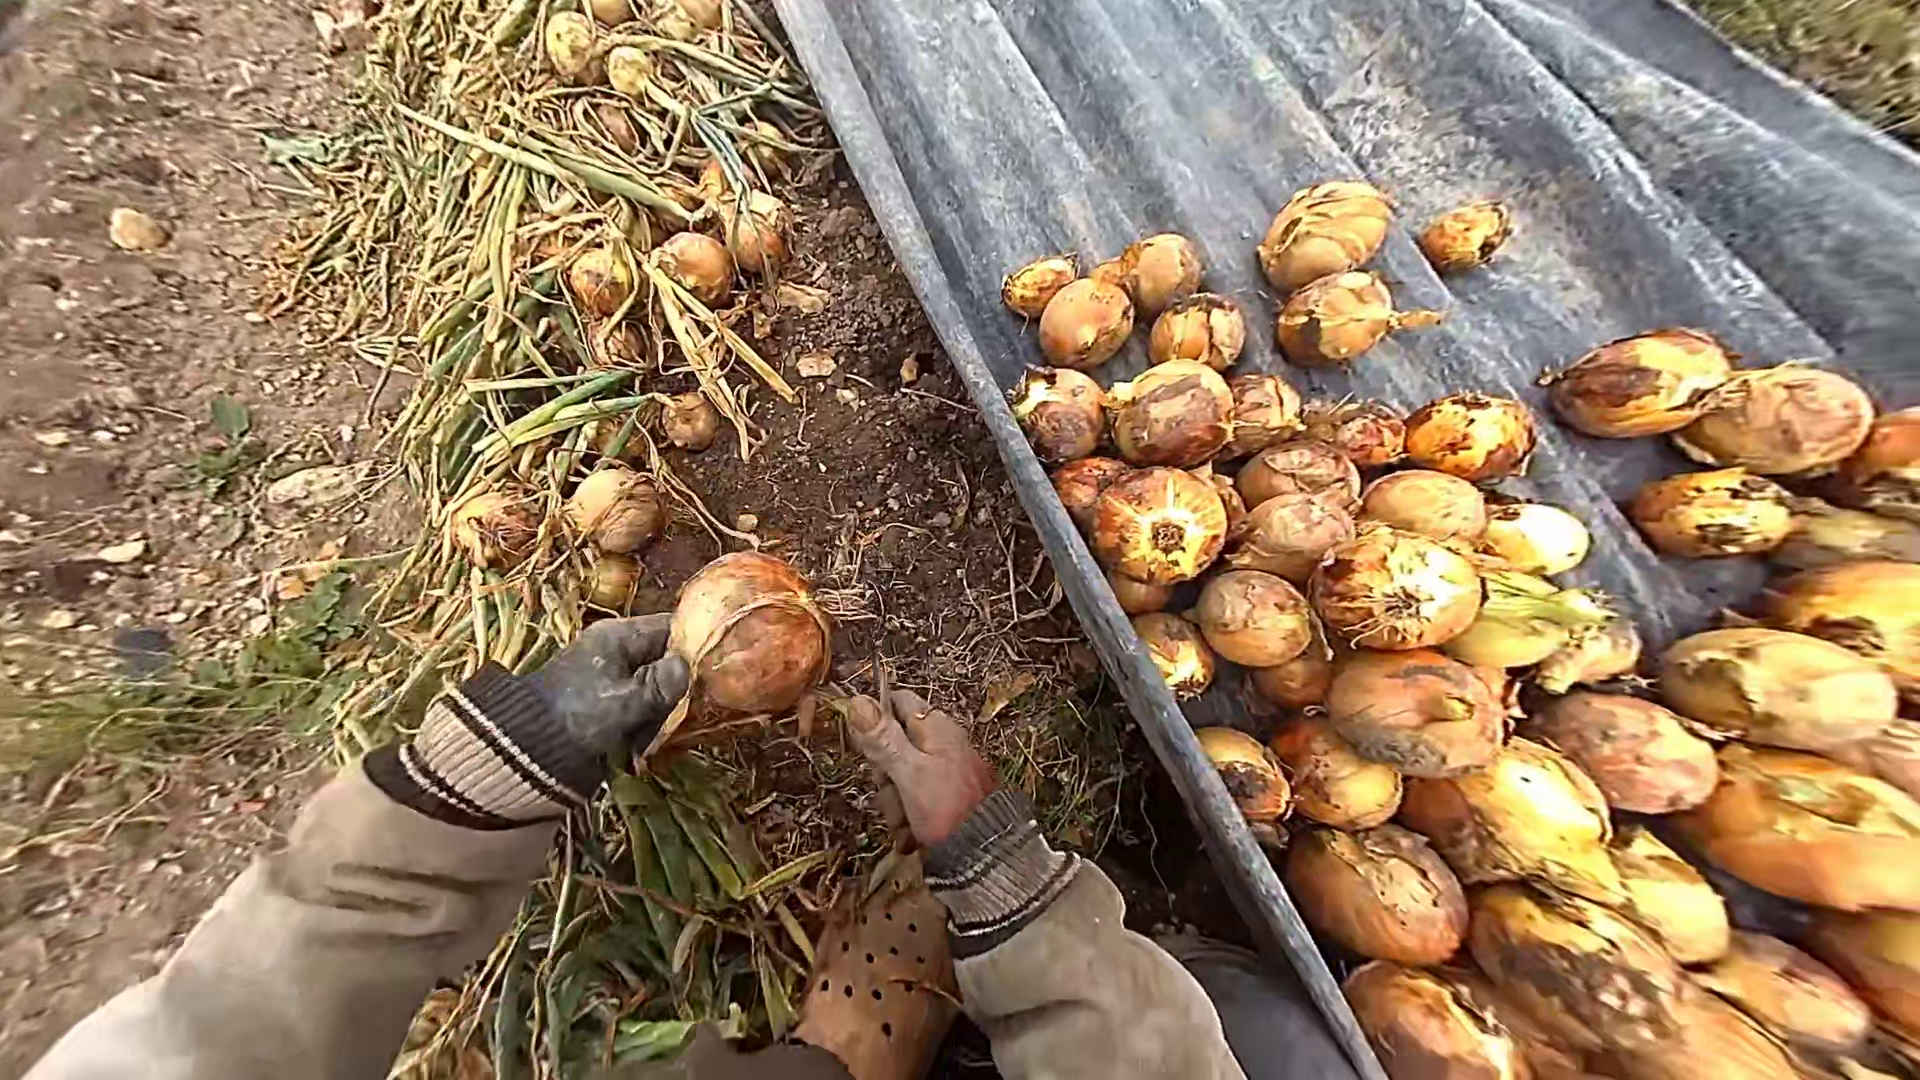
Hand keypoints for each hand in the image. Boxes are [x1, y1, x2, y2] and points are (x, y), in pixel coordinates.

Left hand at [526, 614, 690, 753]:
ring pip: (659, 679)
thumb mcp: (623, 701)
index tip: (718, 664)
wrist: (521, 755)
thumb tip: (689, 666)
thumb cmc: (575, 718)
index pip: (673, 626)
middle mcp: (617, 647)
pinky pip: (644, 697)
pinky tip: (652, 732)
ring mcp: (612, 671)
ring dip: (666, 702)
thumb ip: (661, 684)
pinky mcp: (609, 696)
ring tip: (667, 724)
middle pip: (669, 654)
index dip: (698, 641)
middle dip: (682, 679)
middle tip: (694, 702)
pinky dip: (652, 714)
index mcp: (619, 635)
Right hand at [845, 689, 997, 846]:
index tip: (869, 747)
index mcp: (934, 726)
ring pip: (900, 777)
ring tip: (907, 823)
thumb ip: (883, 739)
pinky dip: (910, 818)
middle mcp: (940, 742)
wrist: (987, 855)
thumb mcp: (909, 772)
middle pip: (894, 746)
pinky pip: (914, 799)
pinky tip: (913, 836)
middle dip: (885, 776)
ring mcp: (944, 769)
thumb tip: (857, 700)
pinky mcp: (945, 796)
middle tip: (893, 793)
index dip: (877, 722)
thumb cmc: (947, 808)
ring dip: (896, 804)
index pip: (897, 703)